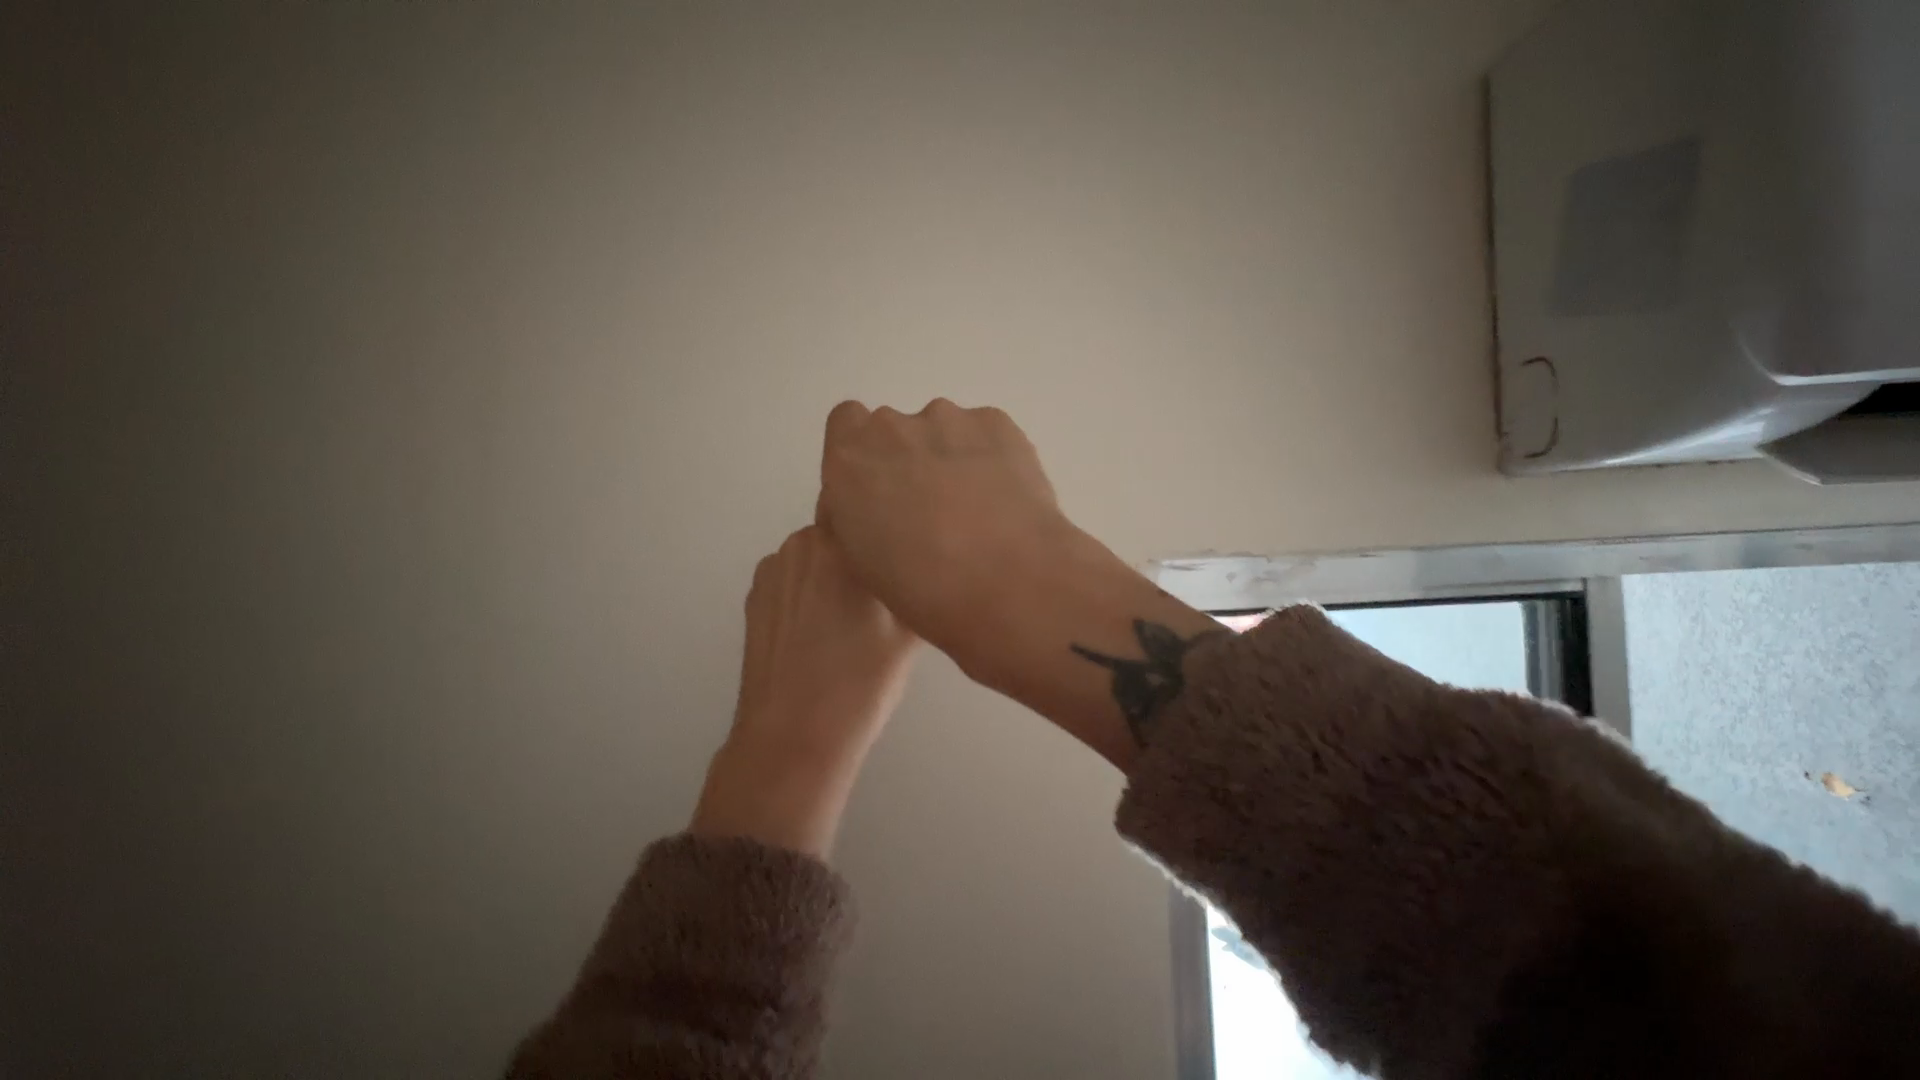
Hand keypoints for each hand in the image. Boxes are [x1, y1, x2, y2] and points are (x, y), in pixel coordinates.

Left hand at [690, 526, 917, 857]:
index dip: (882, 503)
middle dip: (861, 546)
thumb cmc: (862, 681)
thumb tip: (924, 556)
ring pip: (813, 554)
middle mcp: (800, 543)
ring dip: (832, 571)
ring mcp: (772, 571)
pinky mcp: (753, 598)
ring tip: (853, 617)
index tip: (902, 523)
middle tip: (886, 584)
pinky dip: (807, 593)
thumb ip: (913, 579)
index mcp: (840, 543)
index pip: (863, 495)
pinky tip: (821, 633)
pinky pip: (791, 578)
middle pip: (840, 527)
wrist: (793, 735)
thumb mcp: (909, 630)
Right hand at [816, 399, 1084, 674]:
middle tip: (933, 512)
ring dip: (951, 460)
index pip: (846, 425)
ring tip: (977, 512)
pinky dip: (990, 458)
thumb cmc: (921, 588)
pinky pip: (984, 434)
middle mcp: (891, 429)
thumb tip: (878, 508)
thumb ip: (858, 516)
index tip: (881, 490)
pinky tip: (1004, 501)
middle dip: (910, 461)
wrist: (1005, 580)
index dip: (866, 454)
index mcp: (848, 462)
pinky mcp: (996, 423)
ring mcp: (947, 419)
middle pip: (897, 431)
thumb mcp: (860, 560)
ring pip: (943, 431)